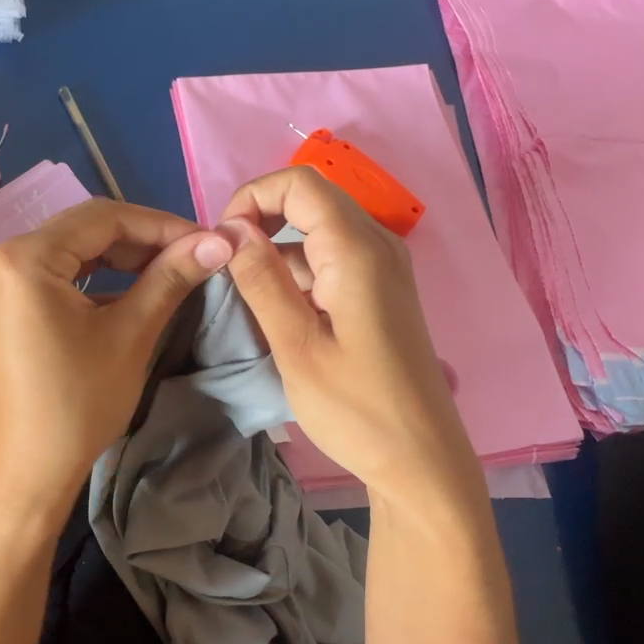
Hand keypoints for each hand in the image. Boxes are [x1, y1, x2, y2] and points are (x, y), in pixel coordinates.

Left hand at [0, 199, 232, 514]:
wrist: (32, 468)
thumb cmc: (79, 401)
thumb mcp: (130, 333)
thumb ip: (171, 277)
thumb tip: (220, 241)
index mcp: (29, 256)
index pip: (105, 218)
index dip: (163, 225)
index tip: (210, 240)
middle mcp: (10, 254)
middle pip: (91, 227)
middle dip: (147, 238)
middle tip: (198, 254)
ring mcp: (10, 278)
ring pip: (81, 247)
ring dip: (129, 255)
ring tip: (177, 268)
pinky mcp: (18, 300)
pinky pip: (67, 271)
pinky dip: (105, 275)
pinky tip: (141, 285)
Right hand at [219, 167, 480, 497]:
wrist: (421, 460)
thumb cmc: (356, 409)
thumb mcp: (295, 346)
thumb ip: (261, 281)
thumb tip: (229, 230)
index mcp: (357, 250)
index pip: (299, 183)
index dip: (252, 197)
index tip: (223, 241)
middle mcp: (377, 244)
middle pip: (310, 199)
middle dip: (260, 217)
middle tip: (226, 263)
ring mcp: (382, 267)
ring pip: (318, 228)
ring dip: (276, 245)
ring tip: (242, 290)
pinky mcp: (379, 290)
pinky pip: (331, 256)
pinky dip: (297, 267)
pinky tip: (277, 307)